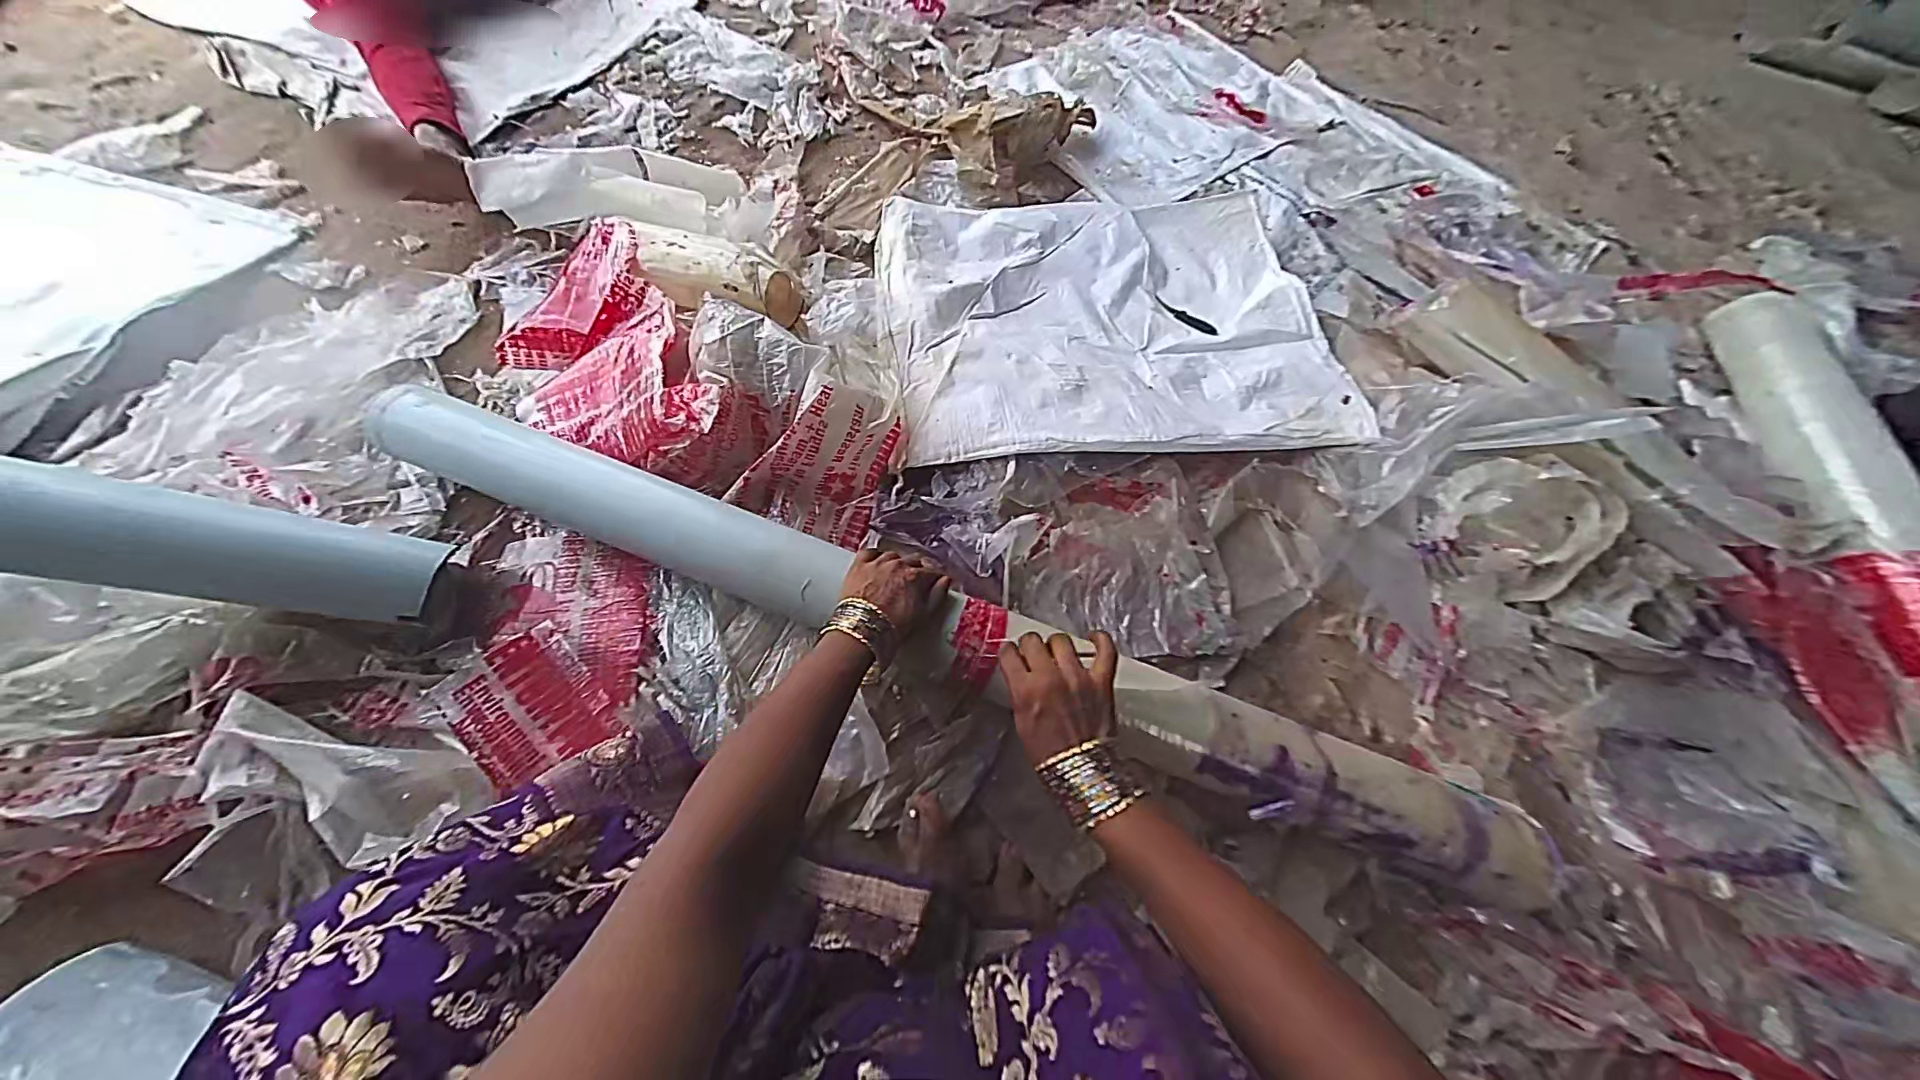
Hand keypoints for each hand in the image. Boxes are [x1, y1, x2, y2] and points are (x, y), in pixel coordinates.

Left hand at [840, 550, 952, 637]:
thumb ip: (937, 595)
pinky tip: (876, 563)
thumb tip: (946, 581)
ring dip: (896, 562)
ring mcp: (878, 562)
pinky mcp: (859, 564)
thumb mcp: (922, 615)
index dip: (933, 577)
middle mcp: (898, 564)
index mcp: (916, 576)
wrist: (861, 629)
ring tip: (894, 573)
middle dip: (917, 569)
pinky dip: (875, 556)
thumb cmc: (892, 627)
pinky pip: (870, 552)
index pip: (931, 571)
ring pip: (892, 555)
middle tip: (914, 580)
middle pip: (913, 560)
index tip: (933, 581)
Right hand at [999, 631, 1118, 763]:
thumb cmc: (1047, 752)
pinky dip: (1100, 640)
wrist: (1082, 771)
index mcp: (1025, 690)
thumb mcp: (1021, 720)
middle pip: (1033, 641)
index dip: (1009, 652)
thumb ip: (1020, 692)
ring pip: (1061, 640)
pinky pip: (1105, 649)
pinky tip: (1093, 637)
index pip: (1009, 653)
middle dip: (1030, 646)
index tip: (1012, 655)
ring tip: (1058, 653)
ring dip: (1056, 645)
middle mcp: (1050, 677)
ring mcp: (1078, 677)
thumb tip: (1021, 672)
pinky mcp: (1101, 681)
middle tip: (1034, 656)